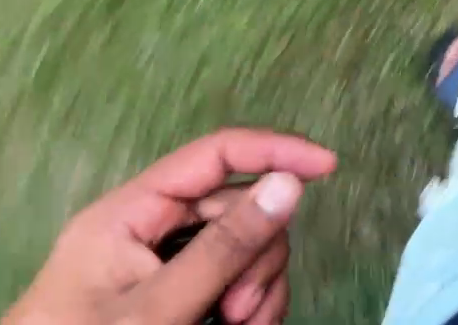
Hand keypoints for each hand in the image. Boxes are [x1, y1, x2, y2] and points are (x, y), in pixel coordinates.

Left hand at [4, 129, 337, 324]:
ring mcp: (162, 263)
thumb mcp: (154, 312)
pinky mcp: (176, 292)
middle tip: (243, 308)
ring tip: (242, 324)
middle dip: (259, 254)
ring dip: (260, 283)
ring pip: (247, 243)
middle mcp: (149, 228)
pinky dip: (252, 299)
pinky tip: (245, 324)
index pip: (219, 153)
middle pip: (240, 205)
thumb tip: (292, 182)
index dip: (278, 150)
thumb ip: (223, 248)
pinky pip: (236, 275)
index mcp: (128, 214)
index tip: (328, 168)